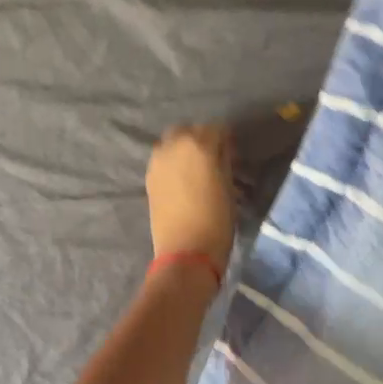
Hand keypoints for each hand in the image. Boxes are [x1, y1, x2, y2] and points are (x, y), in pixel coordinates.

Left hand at [145, 124, 235, 271]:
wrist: (185, 253)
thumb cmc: (216, 222)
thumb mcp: (228, 188)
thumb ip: (224, 162)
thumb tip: (222, 150)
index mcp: (199, 144)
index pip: (216, 129)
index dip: (226, 141)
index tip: (233, 155)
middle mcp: (174, 144)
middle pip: (190, 131)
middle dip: (202, 140)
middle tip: (213, 160)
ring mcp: (157, 160)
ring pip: (173, 143)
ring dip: (185, 150)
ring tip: (196, 171)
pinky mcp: (149, 178)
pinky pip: (164, 159)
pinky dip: (174, 163)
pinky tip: (183, 182)